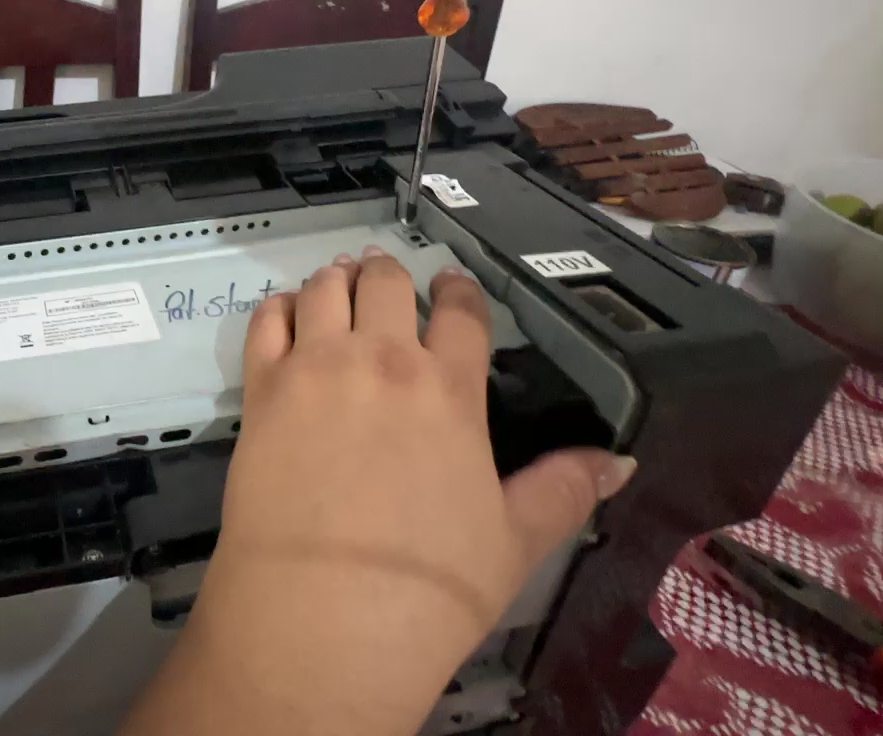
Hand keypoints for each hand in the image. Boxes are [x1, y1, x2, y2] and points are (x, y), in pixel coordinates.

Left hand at [123, 247, 633, 734]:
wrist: (325, 608)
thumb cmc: (429, 584)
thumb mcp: (515, 540)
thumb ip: (564, 488)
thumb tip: (621, 459)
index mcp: (448, 388)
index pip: (461, 312)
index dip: (458, 290)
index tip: (451, 283)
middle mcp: (380, 359)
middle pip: (385, 282)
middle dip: (388, 273)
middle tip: (383, 279)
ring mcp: (315, 366)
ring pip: (323, 288)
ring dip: (334, 279)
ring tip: (337, 283)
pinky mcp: (262, 385)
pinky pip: (266, 321)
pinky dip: (278, 307)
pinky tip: (285, 313)